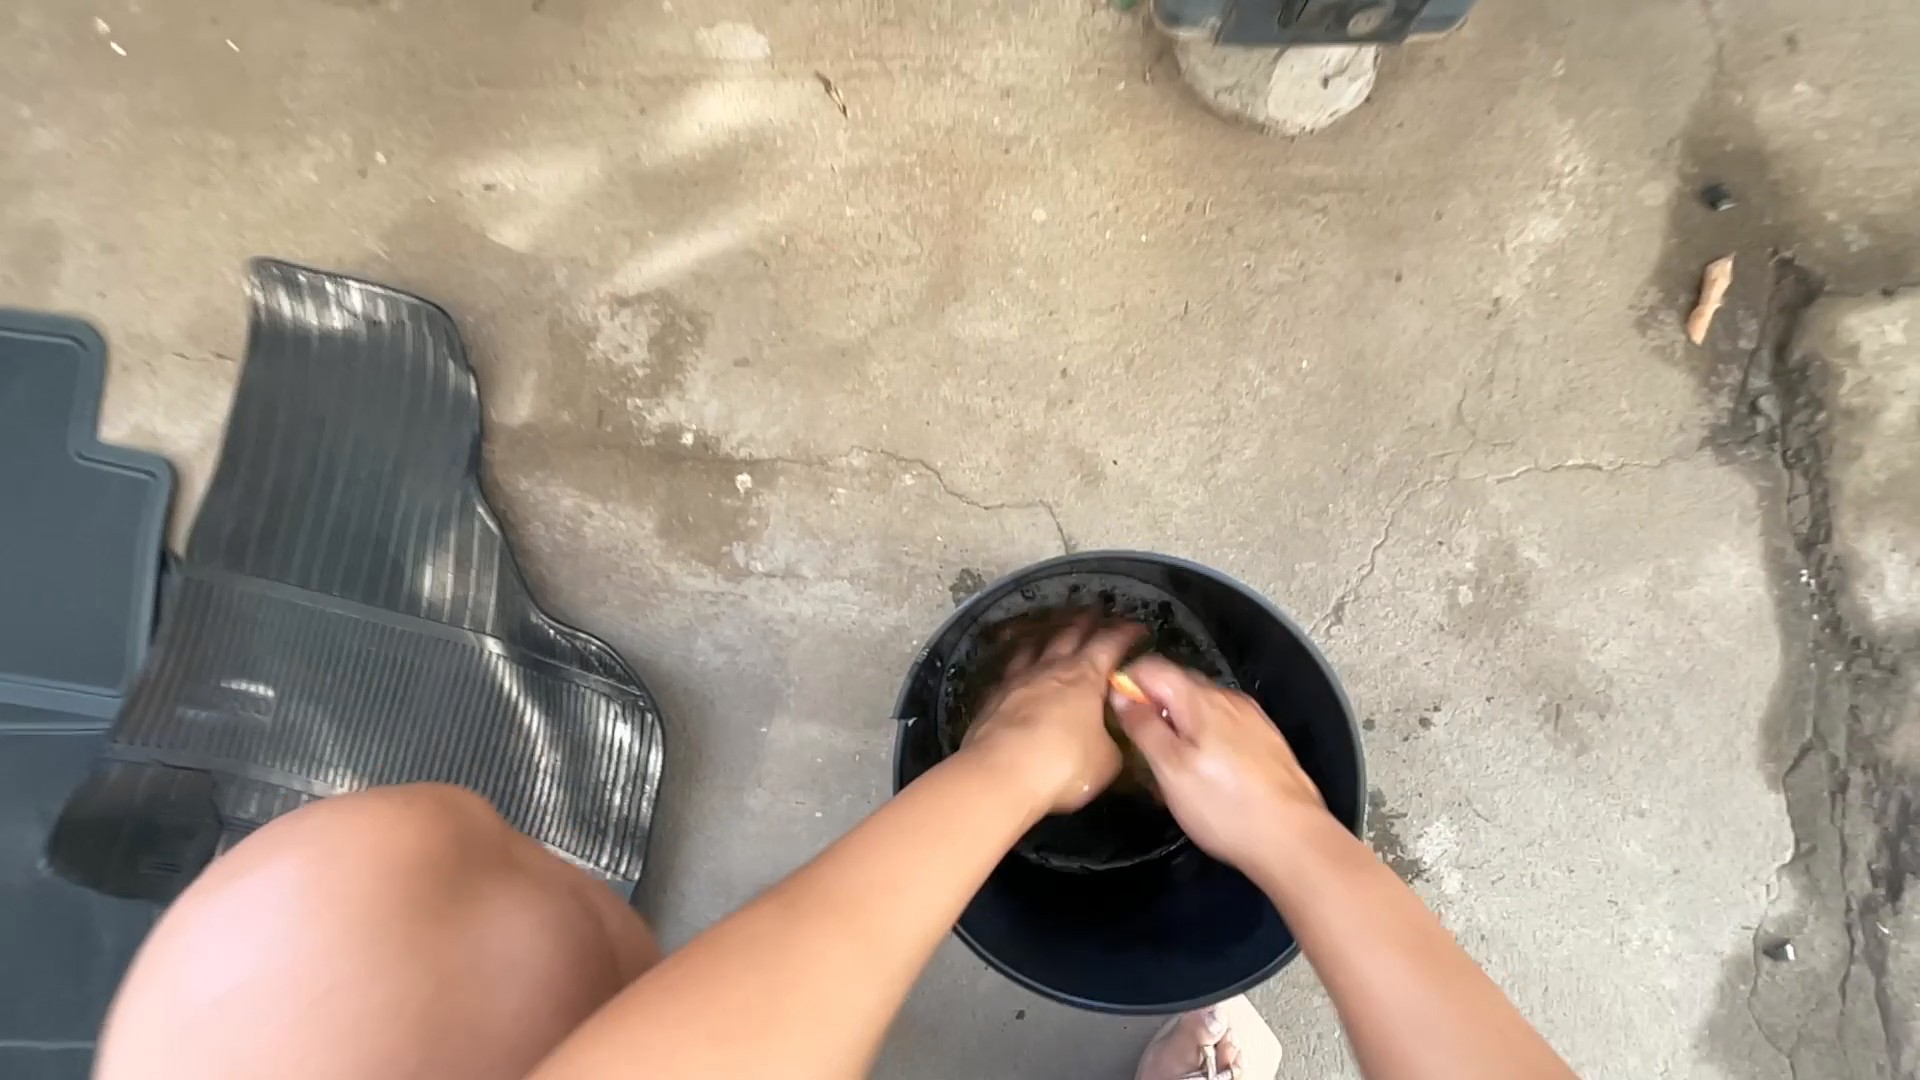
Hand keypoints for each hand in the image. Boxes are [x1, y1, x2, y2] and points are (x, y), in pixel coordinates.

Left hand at [962, 618, 1144, 813]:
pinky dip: (1020, 660)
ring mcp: (1017, 679)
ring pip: (1035, 645)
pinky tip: (1018, 666)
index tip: (1138, 627)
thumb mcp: (1107, 760)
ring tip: (1056, 627)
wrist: (999, 774)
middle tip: (1096, 611)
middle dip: (1087, 621)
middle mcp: (1050, 668)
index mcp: (1084, 676)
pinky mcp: (993, 696)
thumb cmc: (1063, 765)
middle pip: (1070, 633)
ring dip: (1050, 633)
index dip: (1126, 633)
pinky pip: (1010, 669)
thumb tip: (1108, 737)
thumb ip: (1112, 741)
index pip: (1110, 643)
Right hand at [1108, 656, 1324, 871]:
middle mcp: (1227, 698)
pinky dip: (1205, 736)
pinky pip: (1223, 724)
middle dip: (1153, 705)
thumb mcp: (1169, 769)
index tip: (1117, 712)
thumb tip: (1121, 695)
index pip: (1151, 666)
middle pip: (1177, 684)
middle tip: (1141, 744)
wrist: (1294, 840)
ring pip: (1201, 706)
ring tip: (1172, 763)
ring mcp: (1251, 718)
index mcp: (1199, 699)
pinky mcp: (1266, 740)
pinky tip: (1207, 771)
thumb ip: (1143, 726)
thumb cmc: (1225, 806)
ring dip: (1179, 722)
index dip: (1127, 682)